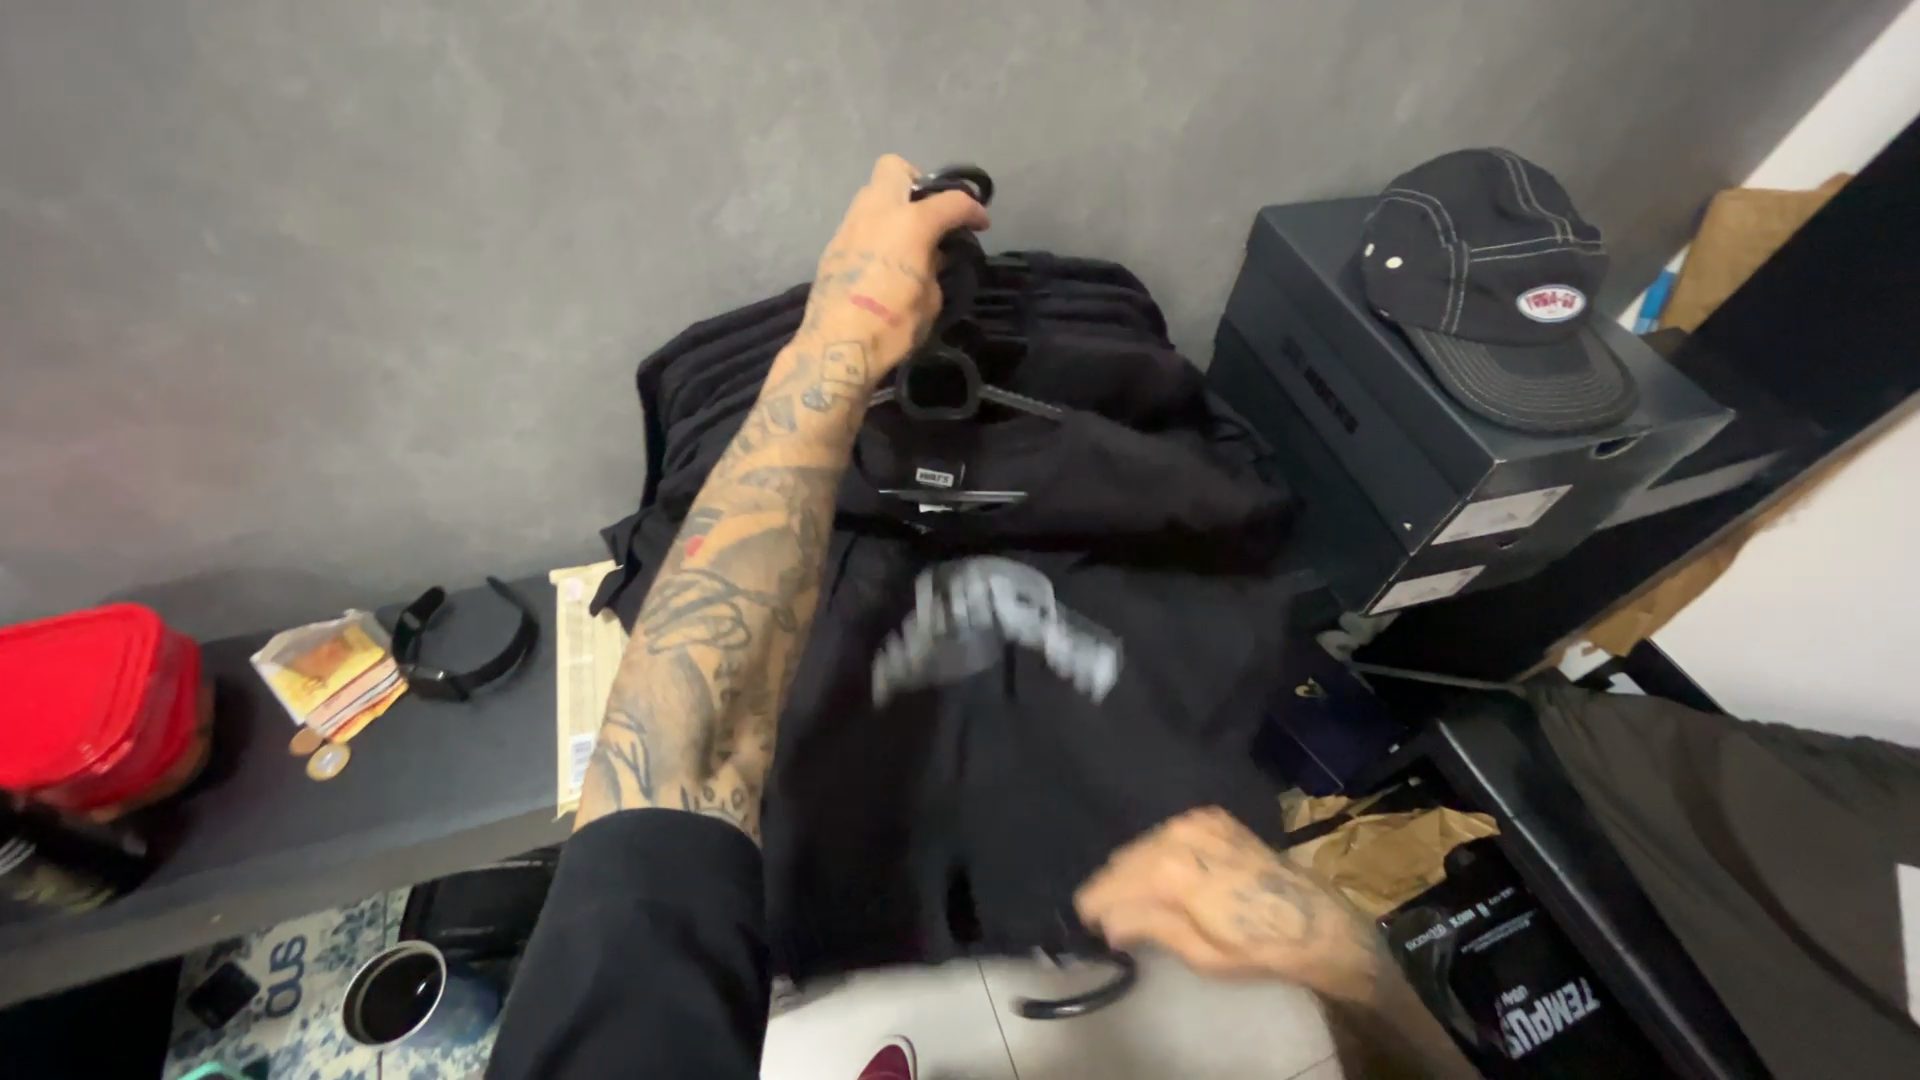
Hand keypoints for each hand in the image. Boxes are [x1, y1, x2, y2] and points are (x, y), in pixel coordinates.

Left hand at [803, 154, 990, 379]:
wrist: (838, 346)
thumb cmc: (892, 327)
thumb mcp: (930, 300)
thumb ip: (934, 268)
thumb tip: (930, 259)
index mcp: (910, 223)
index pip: (951, 201)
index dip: (972, 210)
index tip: (980, 224)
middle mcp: (877, 212)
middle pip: (895, 168)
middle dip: (917, 183)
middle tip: (929, 215)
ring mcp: (850, 226)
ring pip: (872, 194)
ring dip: (892, 208)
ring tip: (906, 240)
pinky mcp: (833, 246)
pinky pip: (860, 223)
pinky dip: (876, 231)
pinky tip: (884, 260)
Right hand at [1075, 807, 1387, 1001]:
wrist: (1316, 921)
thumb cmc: (1257, 947)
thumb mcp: (1199, 952)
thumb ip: (1147, 926)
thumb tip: (1106, 921)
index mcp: (1172, 870)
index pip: (1113, 883)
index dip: (1094, 903)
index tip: (1085, 920)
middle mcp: (1177, 833)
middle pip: (1124, 859)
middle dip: (1112, 886)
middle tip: (1107, 915)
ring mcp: (1195, 820)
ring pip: (1143, 843)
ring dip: (1133, 868)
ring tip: (1132, 897)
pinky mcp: (1209, 816)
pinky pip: (1165, 833)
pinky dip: (1156, 852)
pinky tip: (1161, 874)